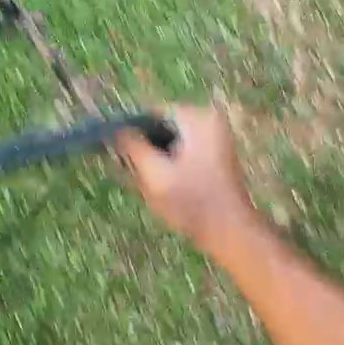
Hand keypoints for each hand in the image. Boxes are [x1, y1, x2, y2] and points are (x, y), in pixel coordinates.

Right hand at [116, 104, 259, 253]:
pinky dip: (168, 165)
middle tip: (132, 172)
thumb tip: (113, 130)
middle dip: (143, 147)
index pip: (151, 113)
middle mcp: (209, 120)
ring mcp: (215, 138)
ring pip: (169, 141)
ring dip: (154, 159)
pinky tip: (163, 186)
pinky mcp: (215, 155)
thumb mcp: (153, 172)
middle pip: (161, 126)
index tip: (115, 151)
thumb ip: (131, 146)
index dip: (129, 130)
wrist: (229, 231)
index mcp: (197, 118)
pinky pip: (181, 151)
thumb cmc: (190, 201)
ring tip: (149, 183)